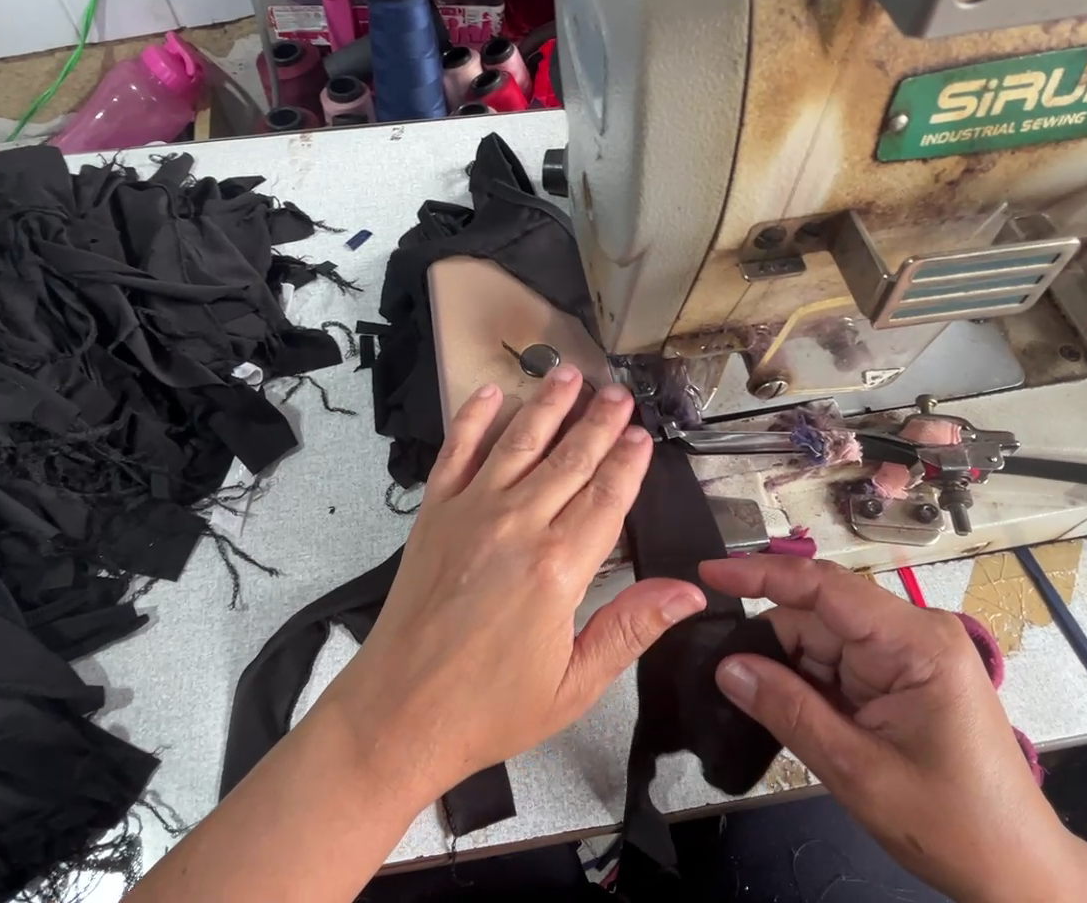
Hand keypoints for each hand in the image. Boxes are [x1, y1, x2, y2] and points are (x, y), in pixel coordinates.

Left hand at [316, 366, 707, 801]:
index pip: (607, 496)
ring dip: (547, 405)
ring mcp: (470, 513)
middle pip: (570, 458)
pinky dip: (472, 419)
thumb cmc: (489, 708)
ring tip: (569, 374)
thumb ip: (631, 627)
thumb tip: (688, 592)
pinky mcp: (433, 514)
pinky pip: (456, 452)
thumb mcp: (575, 683)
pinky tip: (489, 393)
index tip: (642, 434)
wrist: (398, 712)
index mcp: (558, 567)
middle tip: (618, 392)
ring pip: (519, 442)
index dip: (629, 461)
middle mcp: (516, 526)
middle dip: (598, 421)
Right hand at [701, 556, 1086, 902]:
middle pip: (817, 616)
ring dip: (787, 669)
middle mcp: (912, 634)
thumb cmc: (951, 823)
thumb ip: (789, 711)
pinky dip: (805, 684)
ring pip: (820, 640)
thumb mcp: (858, 772)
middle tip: (724, 678)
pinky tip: (784, 707)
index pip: (826, 587)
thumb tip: (728, 668)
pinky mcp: (899, 676)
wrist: (1018, 872)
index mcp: (916, 643)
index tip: (709, 571)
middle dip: (770, 644)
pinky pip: (836, 664)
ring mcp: (906, 654)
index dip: (762, 574)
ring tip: (755, 705)